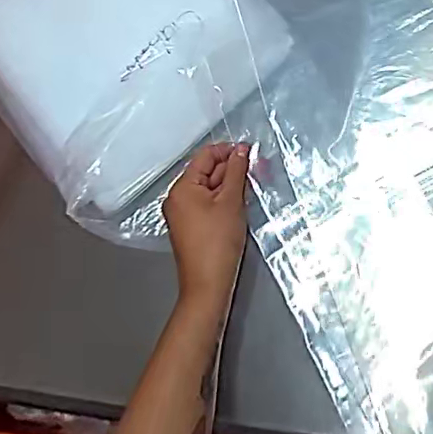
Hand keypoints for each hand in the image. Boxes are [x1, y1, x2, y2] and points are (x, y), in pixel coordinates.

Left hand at [164, 142, 249, 313]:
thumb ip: (236, 170)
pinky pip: (207, 202)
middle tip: (255, 171)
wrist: (208, 284)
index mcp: (182, 188)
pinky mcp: (191, 225)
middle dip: (230, 168)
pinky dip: (223, 199)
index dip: (228, 151)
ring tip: (249, 189)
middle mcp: (177, 198)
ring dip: (229, 184)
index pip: (205, 156)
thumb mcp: (232, 200)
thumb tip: (241, 149)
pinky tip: (238, 204)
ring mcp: (183, 213)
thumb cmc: (218, 240)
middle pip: (206, 170)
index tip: (251, 153)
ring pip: (209, 187)